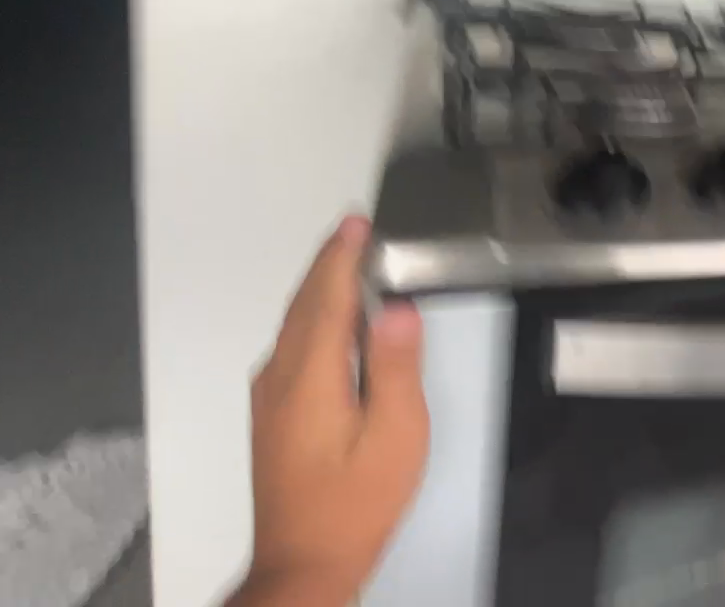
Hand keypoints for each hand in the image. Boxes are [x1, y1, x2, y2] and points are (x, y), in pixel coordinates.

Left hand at [230, 216, 428, 606]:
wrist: (307, 560)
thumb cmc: (361, 494)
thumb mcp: (396, 430)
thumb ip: (395, 367)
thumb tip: (396, 308)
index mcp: (310, 381)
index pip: (325, 303)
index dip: (340, 259)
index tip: (355, 221)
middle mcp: (279, 382)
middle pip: (302, 309)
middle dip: (326, 264)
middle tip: (353, 227)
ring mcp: (271, 400)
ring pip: (293, 326)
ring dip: (318, 286)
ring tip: (348, 258)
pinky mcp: (275, 414)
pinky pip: (293, 345)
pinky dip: (313, 313)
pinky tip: (333, 314)